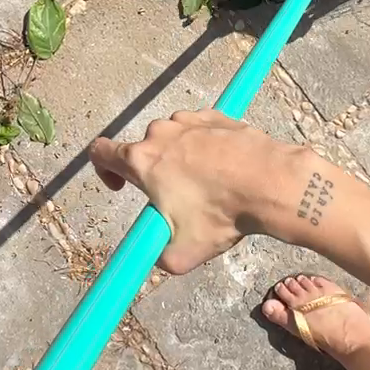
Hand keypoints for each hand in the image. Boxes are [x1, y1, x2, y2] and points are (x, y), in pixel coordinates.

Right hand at [88, 110, 321, 273]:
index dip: (104, 170)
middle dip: (154, 171)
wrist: (269, 182)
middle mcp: (160, 132)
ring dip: (180, 156)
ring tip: (206, 184)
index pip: (101, 152)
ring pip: (173, 137)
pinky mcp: (215, 115)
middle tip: (178, 198)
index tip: (122, 186)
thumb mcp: (180, 254)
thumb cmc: (221, 214)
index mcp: (142, 160)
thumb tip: (157, 254)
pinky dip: (204, 144)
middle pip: (143, 148)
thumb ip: (156, 255)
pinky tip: (223, 167)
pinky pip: (199, 129)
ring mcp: (189, 120)